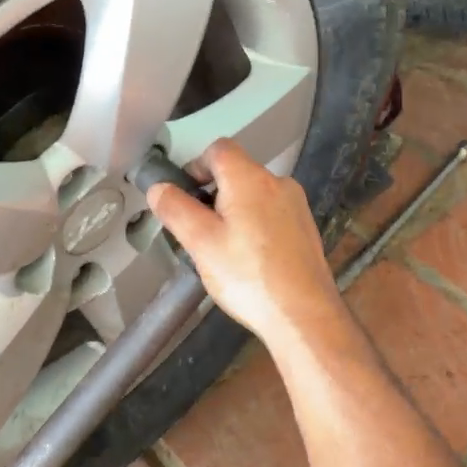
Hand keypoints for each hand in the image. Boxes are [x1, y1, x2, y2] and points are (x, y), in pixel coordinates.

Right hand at [145, 139, 348, 346]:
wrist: (305, 318)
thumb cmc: (247, 275)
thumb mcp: (200, 242)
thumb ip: (175, 209)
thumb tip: (158, 187)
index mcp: (250, 178)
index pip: (218, 149)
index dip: (196, 166)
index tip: (185, 196)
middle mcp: (278, 183)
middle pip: (236, 172)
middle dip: (213, 193)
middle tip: (199, 231)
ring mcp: (297, 206)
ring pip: (254, 195)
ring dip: (234, 211)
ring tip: (224, 250)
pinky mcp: (307, 229)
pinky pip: (272, 214)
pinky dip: (255, 226)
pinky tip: (251, 261)